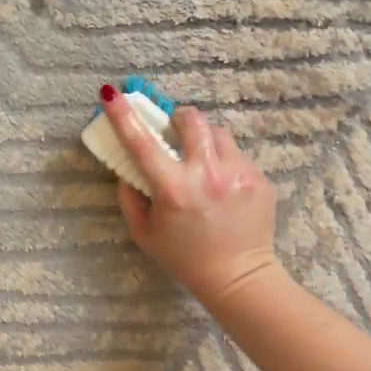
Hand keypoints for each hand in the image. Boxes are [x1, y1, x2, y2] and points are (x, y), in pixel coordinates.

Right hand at [104, 93, 279, 302]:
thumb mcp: (144, 232)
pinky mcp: (259, 179)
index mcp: (174, 189)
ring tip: (204, 161)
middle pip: (192, 120)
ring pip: (219, 133)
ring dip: (206, 140)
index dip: (123, 115)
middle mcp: (207, 175)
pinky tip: (224, 187)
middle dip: (180, 118)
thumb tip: (126, 165)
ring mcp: (238, 174)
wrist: (238, 277)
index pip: (142, 143)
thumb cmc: (184, 257)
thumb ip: (130, 196)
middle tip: (176, 129)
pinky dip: (226, 163)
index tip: (111, 93)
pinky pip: (238, 156)